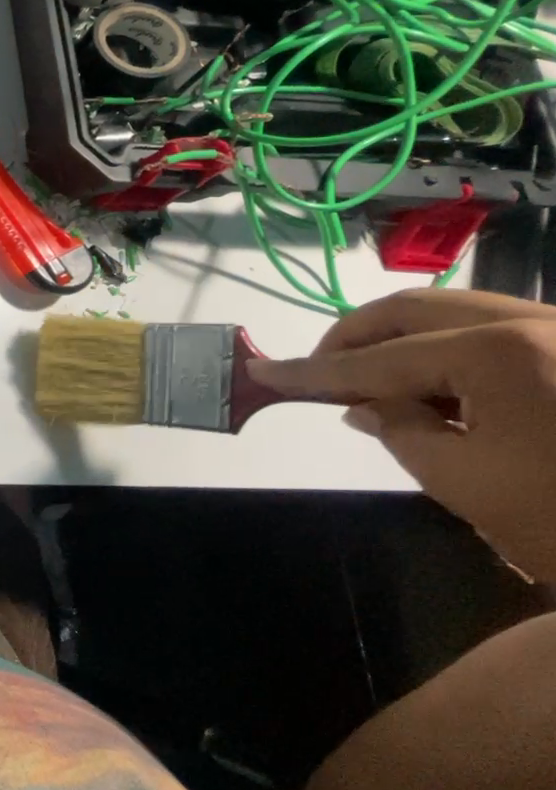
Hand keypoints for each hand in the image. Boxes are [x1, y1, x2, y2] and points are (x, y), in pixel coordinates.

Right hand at [247, 288, 555, 578]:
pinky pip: (502, 334)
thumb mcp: (461, 480)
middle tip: (318, 374)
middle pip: (415, 310)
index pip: (375, 360)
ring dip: (402, 343)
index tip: (261, 372)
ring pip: (460, 315)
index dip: (310, 371)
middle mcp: (539, 323)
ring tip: (372, 385)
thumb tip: (366, 407)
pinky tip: (437, 392)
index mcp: (497, 352)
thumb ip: (398, 430)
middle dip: (354, 338)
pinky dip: (450, 353)